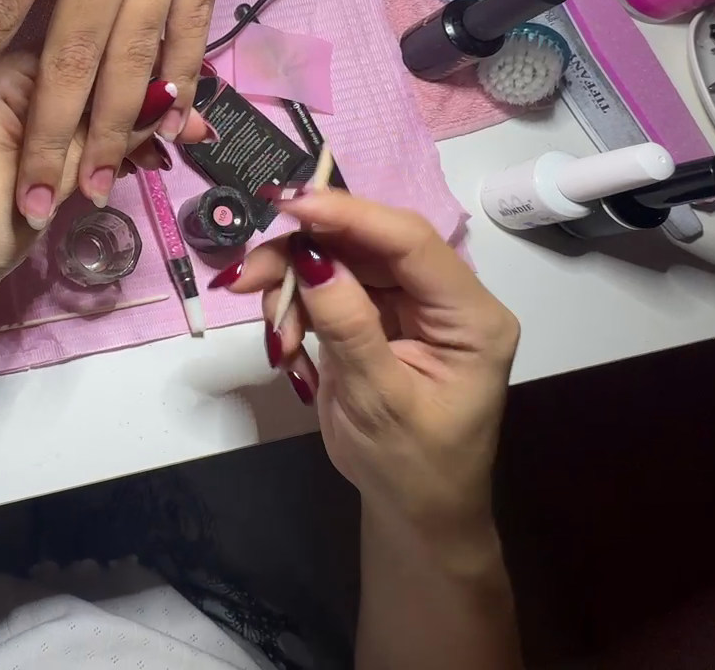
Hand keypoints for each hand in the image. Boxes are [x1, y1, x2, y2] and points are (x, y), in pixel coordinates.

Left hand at [0, 53, 210, 335]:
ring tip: (184, 147)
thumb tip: (162, 101)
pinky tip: (147, 163)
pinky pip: (80, 149)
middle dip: (146, 109)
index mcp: (7, 82)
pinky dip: (110, 156)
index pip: (84, 59)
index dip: (140, 77)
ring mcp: (26, 132)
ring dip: (134, 135)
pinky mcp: (33, 165)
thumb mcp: (36, 178)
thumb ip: (95, 141)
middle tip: (197, 131)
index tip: (188, 100)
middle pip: (94, 91)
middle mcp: (18, 96)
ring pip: (91, 121)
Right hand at [224, 193, 519, 535]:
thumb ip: (348, 325)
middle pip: (362, 243)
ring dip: (287, 285)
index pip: (410, 242)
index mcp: (469, 317)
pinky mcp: (367, 312)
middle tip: (245, 280)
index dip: (348, 214)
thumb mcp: (380, 400)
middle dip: (298, 254)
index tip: (287, 207)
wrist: (410, 508)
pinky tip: (283, 344)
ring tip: (273, 334)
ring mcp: (401, 303)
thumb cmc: (412, 466)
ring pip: (332, 259)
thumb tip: (310, 258)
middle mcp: (438, 297)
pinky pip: (318, 285)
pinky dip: (289, 306)